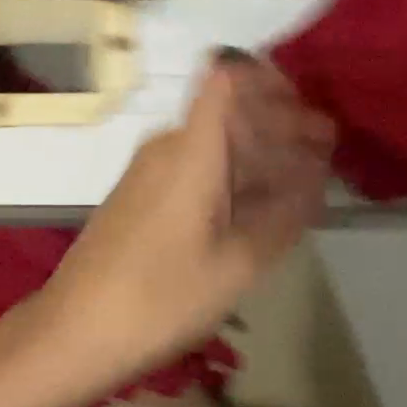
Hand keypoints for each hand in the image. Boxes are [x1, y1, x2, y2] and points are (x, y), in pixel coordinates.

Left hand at [38, 49, 333, 383]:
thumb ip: (282, 215)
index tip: (311, 111)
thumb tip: (314, 177)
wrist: (77, 327)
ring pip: (215, 141)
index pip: (227, 79)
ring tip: (308, 177)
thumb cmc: (160, 298)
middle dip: (280, 122)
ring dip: (260, 151)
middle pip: (228, 111)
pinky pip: (197, 165)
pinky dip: (234, 174)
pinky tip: (262, 202)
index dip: (271, 82)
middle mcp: (168, 145)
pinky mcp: (143, 193)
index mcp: (190, 149)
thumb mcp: (235, 266)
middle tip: (328, 149)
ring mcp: (151, 169)